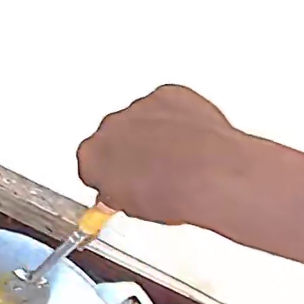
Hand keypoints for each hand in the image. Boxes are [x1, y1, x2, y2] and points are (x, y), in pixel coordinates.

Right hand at [76, 85, 275, 232]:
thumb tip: (120, 193)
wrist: (212, 175)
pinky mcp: (166, 96)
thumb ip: (118, 194)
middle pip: (114, 138)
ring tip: (178, 158)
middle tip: (152, 171)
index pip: (92, 164)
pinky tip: (190, 139)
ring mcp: (137, 109)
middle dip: (130, 150)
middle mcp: (108, 128)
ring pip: (140, 120)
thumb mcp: (134, 207)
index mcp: (91, 156)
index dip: (110, 174)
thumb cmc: (173, 193)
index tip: (123, 181)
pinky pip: (167, 105)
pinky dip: (177, 117)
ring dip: (154, 133)